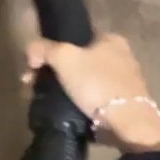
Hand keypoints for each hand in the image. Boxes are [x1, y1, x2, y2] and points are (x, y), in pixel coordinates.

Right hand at [26, 34, 159, 151]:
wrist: (128, 123)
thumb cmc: (97, 83)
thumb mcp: (63, 57)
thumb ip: (42, 48)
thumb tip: (31, 53)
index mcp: (111, 40)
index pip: (75, 36)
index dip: (51, 46)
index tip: (36, 62)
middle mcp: (120, 57)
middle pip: (75, 59)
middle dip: (51, 70)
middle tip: (31, 82)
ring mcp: (121, 81)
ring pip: (80, 79)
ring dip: (60, 87)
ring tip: (41, 98)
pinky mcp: (120, 103)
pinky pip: (90, 97)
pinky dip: (75, 101)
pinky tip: (61, 108)